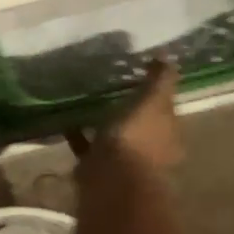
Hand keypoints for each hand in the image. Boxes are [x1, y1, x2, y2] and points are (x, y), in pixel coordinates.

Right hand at [68, 60, 182, 171]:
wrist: (110, 179)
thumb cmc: (137, 138)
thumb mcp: (152, 103)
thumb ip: (160, 80)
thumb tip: (168, 54)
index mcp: (168, 134)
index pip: (165, 111)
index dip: (155, 95)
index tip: (138, 79)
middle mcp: (150, 149)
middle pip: (140, 125)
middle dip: (128, 112)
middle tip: (109, 91)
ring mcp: (123, 160)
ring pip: (113, 137)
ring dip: (102, 124)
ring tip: (83, 104)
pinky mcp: (97, 166)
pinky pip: (87, 146)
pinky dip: (78, 135)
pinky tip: (65, 121)